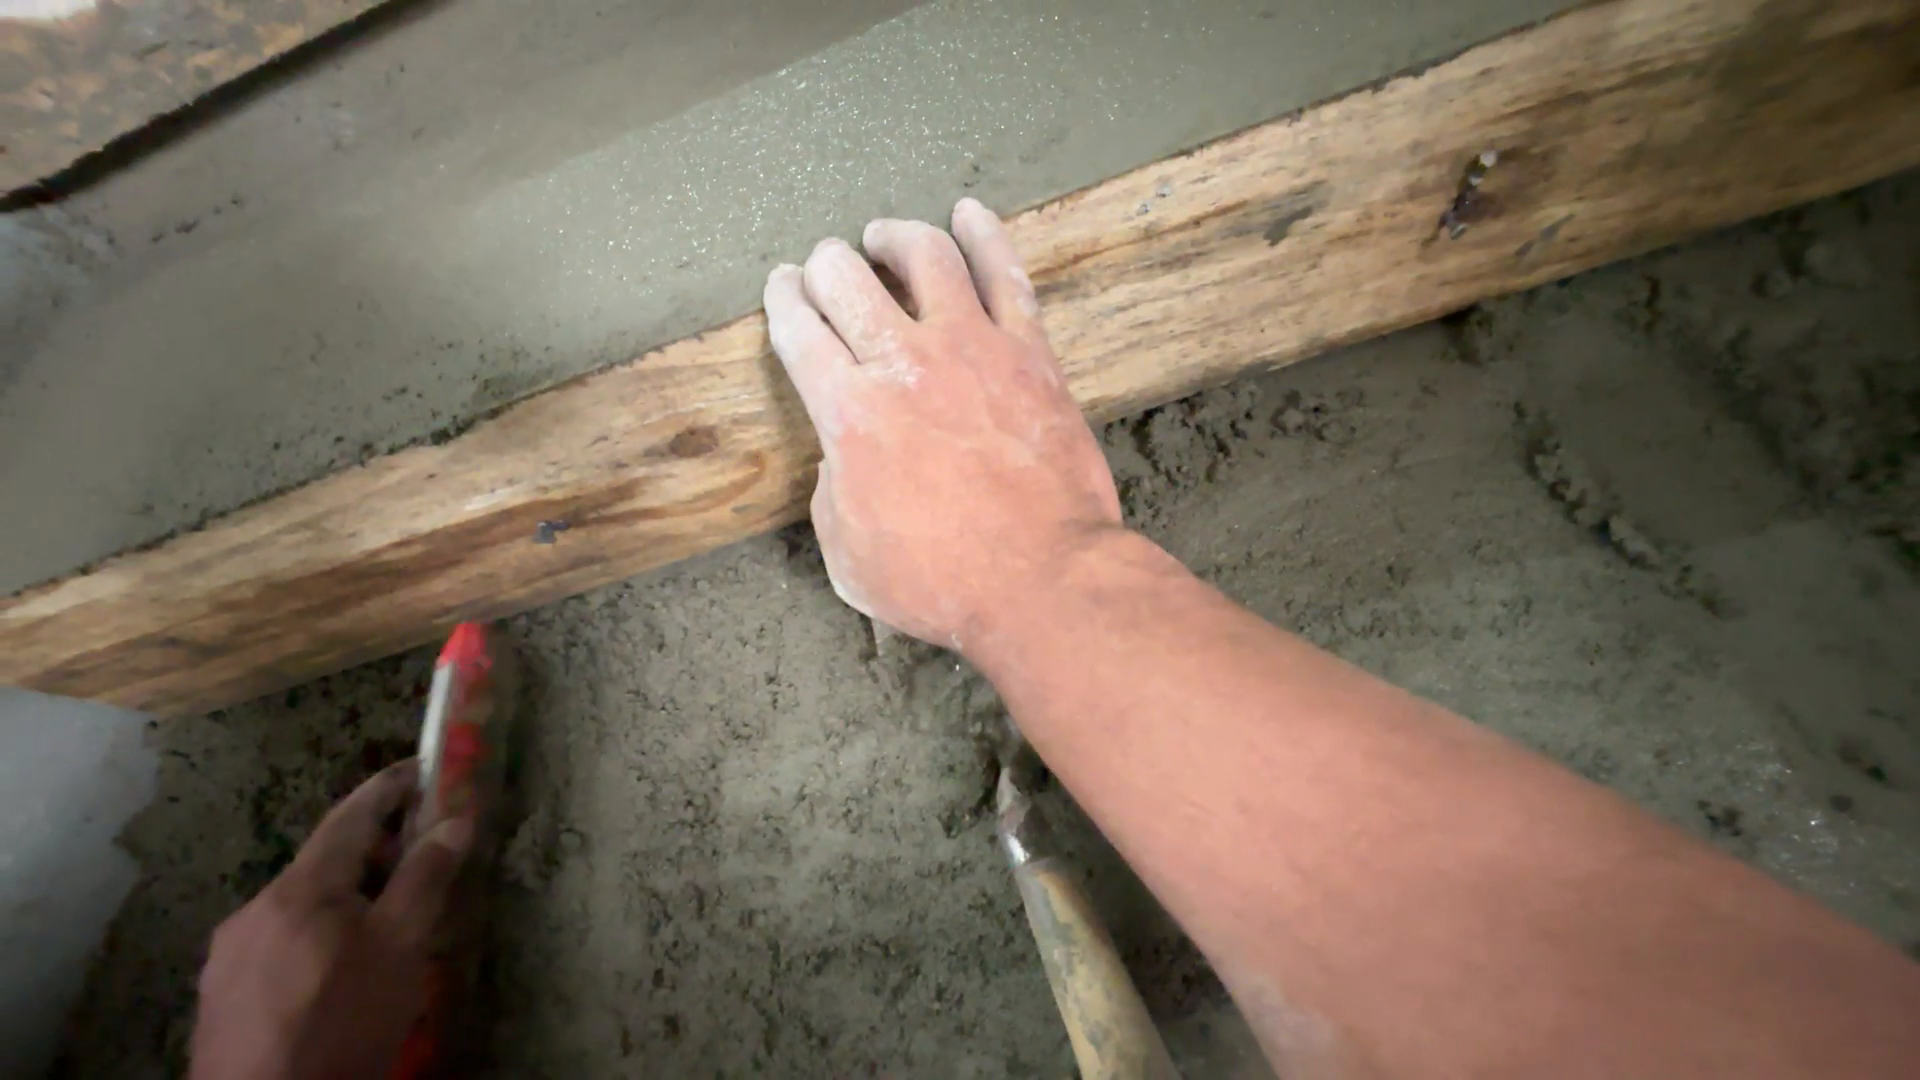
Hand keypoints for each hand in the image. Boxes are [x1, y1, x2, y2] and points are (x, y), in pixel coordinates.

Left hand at [191, 760, 471, 1079]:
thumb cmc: (344, 1018)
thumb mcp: (402, 943)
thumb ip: (428, 875)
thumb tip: (457, 818)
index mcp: (297, 891)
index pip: (349, 817)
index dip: (390, 787)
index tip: (425, 766)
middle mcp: (253, 912)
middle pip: (326, 859)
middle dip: (380, 846)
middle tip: (428, 849)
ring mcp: (229, 956)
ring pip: (305, 900)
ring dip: (354, 889)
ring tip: (398, 908)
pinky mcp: (223, 994)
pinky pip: (284, 935)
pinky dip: (326, 924)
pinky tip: (350, 957)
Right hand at [765, 198, 1121, 649]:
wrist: (1042, 579)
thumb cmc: (940, 582)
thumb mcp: (848, 555)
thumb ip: (834, 489)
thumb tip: (844, 456)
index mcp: (848, 413)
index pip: (799, 329)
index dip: (784, 300)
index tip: (784, 288)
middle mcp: (903, 363)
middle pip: (848, 280)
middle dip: (827, 264)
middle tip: (828, 267)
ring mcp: (972, 349)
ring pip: (925, 256)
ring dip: (895, 236)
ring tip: (885, 234)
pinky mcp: (1028, 353)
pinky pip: (1005, 273)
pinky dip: (984, 234)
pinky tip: (969, 213)